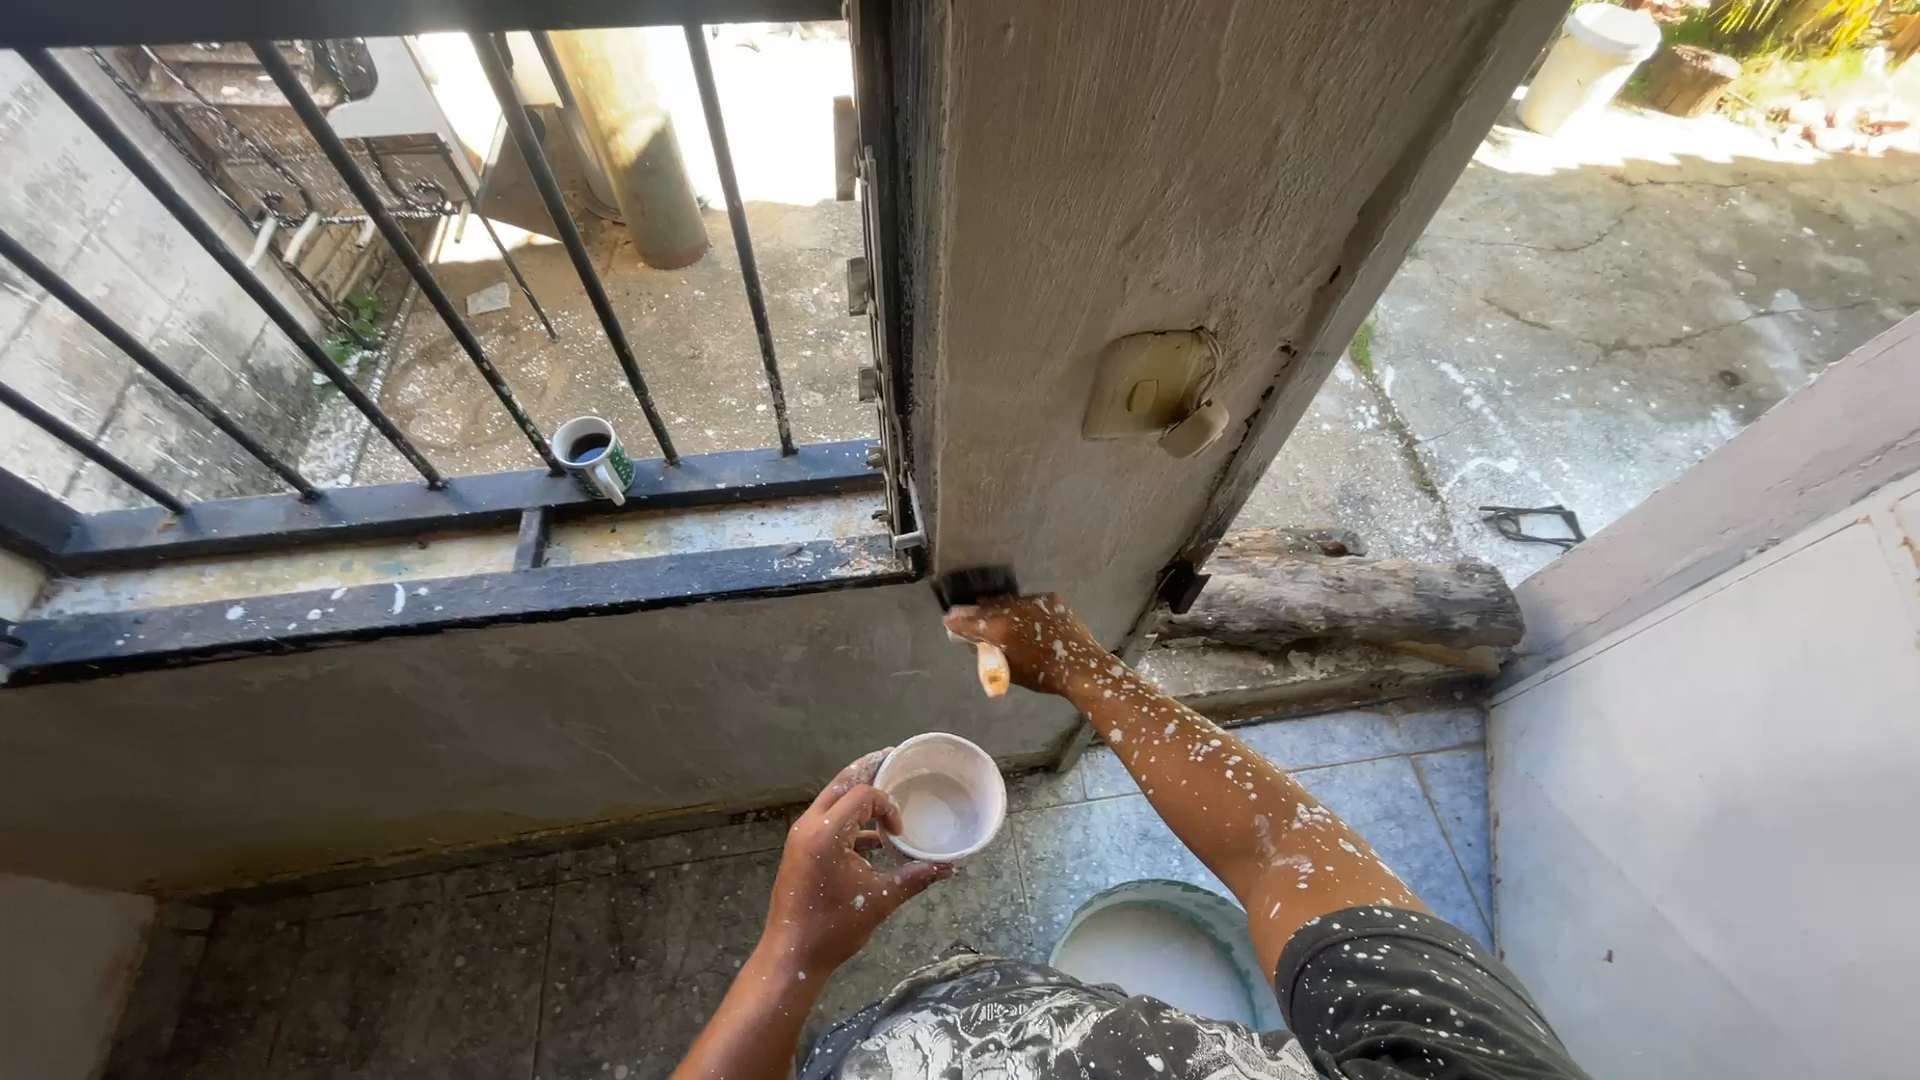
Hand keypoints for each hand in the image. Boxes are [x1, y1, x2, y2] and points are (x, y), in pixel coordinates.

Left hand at [761, 749, 953, 977]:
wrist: (791, 958)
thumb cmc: (833, 928)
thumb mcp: (880, 901)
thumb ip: (915, 878)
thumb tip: (950, 867)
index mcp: (827, 833)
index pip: (862, 795)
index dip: (887, 805)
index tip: (900, 831)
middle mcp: (809, 825)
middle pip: (842, 783)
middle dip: (868, 769)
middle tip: (892, 756)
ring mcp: (801, 836)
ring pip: (831, 798)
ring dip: (856, 791)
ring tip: (883, 787)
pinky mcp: (799, 848)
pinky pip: (826, 818)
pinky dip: (848, 816)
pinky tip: (871, 836)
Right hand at [942, 593, 1108, 695]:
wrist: (1080, 667)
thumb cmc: (1042, 676)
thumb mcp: (1009, 670)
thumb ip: (989, 654)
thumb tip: (975, 644)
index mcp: (999, 629)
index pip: (970, 622)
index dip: (957, 621)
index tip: (948, 619)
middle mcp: (1012, 609)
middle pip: (987, 606)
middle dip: (975, 611)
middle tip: (965, 612)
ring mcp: (1032, 600)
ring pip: (1008, 600)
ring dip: (998, 606)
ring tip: (993, 611)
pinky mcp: (1050, 598)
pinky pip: (1029, 601)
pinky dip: (1023, 608)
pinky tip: (1025, 617)